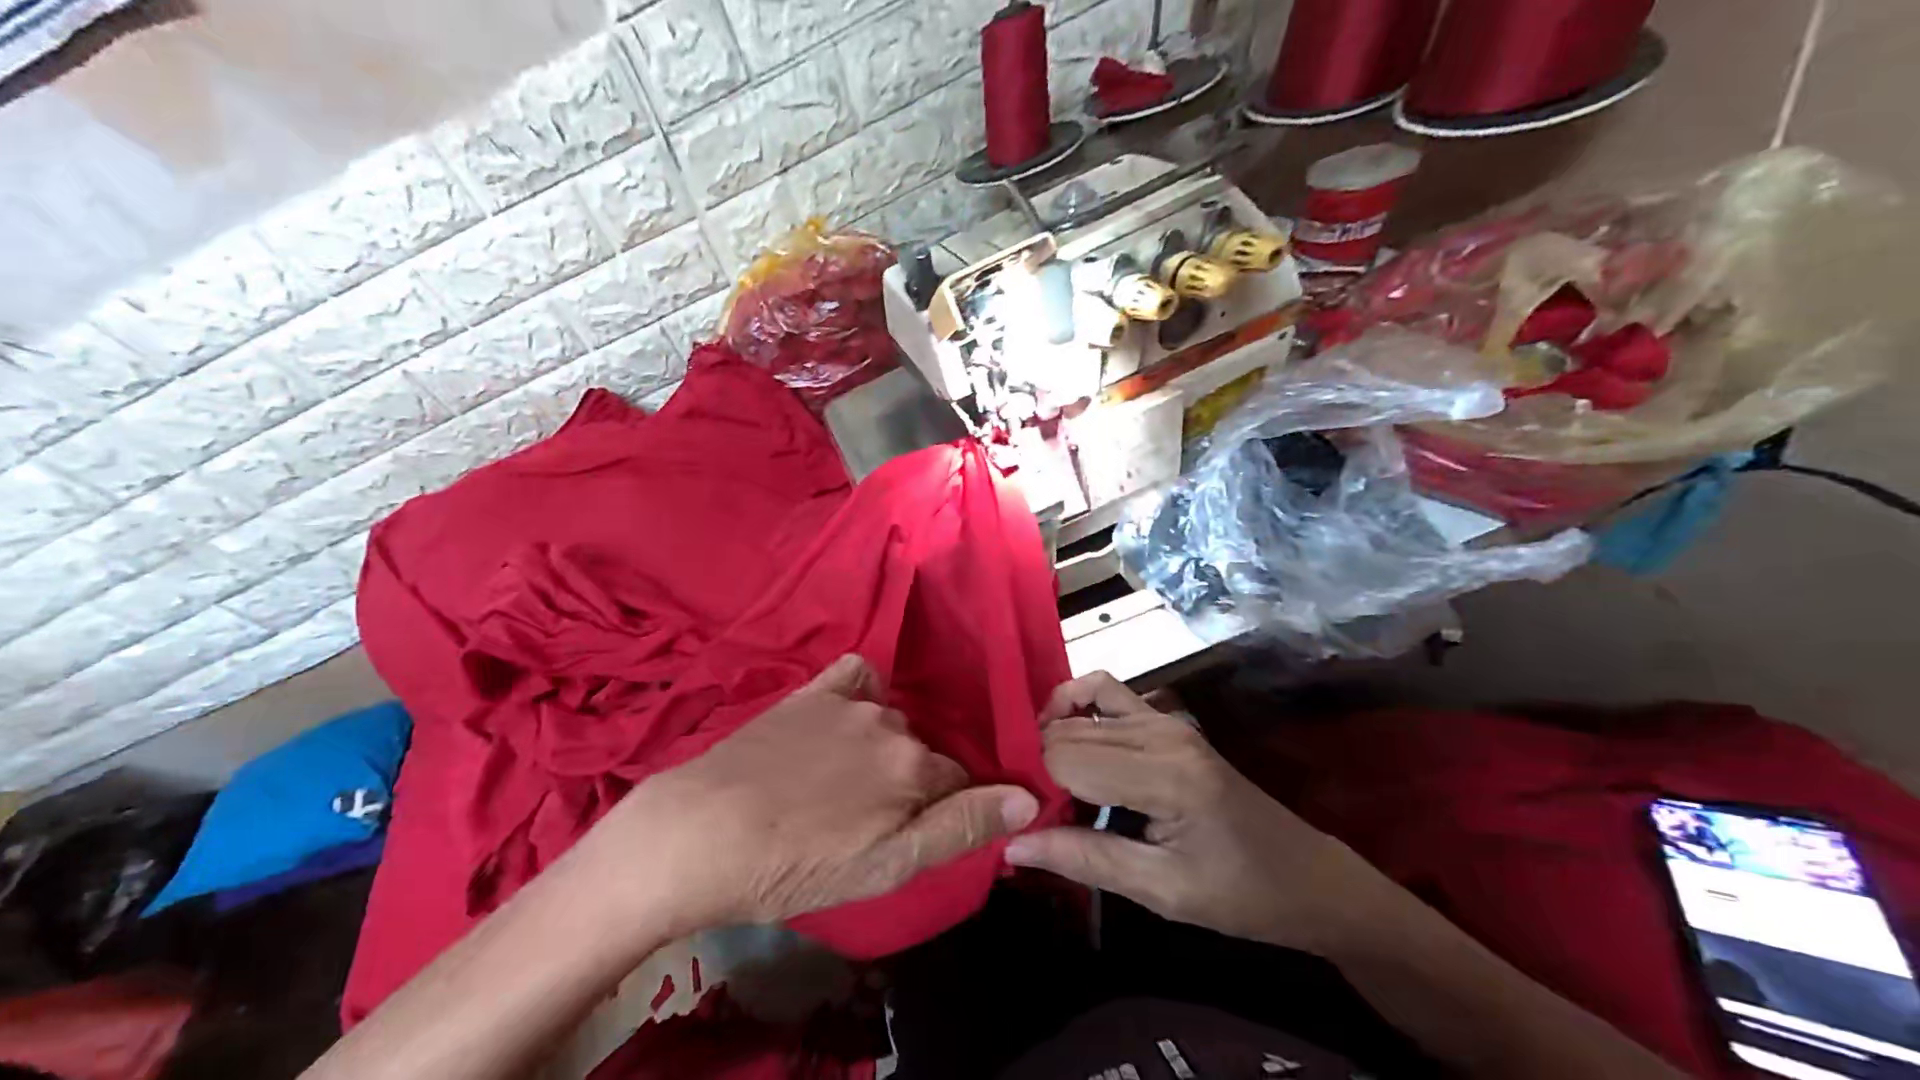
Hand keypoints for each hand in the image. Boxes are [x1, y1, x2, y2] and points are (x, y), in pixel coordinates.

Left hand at [585, 655, 1039, 935]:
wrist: (699, 833)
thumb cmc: (793, 866)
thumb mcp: (884, 868)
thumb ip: (960, 828)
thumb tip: (1027, 796)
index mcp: (916, 769)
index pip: (961, 784)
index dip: (948, 811)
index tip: (917, 834)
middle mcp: (892, 725)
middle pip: (925, 754)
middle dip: (913, 785)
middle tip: (870, 824)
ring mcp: (849, 703)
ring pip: (892, 724)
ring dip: (884, 750)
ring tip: (842, 788)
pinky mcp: (811, 693)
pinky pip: (857, 677)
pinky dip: (862, 694)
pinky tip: (843, 720)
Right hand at [1004, 672, 1396, 953]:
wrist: (1308, 879)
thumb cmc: (1241, 895)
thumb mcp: (1161, 891)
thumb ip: (1085, 859)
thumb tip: (1014, 844)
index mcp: (1163, 775)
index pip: (1066, 758)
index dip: (1033, 787)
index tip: (1019, 822)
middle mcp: (1161, 732)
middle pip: (1068, 730)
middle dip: (1036, 765)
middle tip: (1022, 809)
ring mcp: (1166, 720)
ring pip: (1081, 708)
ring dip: (1051, 737)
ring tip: (1040, 780)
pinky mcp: (1168, 722)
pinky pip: (1107, 692)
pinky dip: (1076, 705)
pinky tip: (1067, 738)